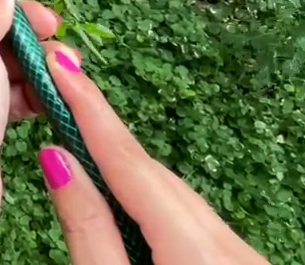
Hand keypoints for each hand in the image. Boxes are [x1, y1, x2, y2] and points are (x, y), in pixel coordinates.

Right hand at [36, 43, 268, 263]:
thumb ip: (88, 229)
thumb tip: (57, 158)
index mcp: (197, 251)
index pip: (126, 160)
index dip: (87, 106)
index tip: (57, 60)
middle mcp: (235, 249)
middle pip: (153, 176)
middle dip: (101, 131)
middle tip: (55, 83)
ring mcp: (250, 261)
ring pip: (175, 200)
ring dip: (126, 168)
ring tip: (77, 137)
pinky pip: (194, 224)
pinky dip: (154, 202)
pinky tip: (126, 199)